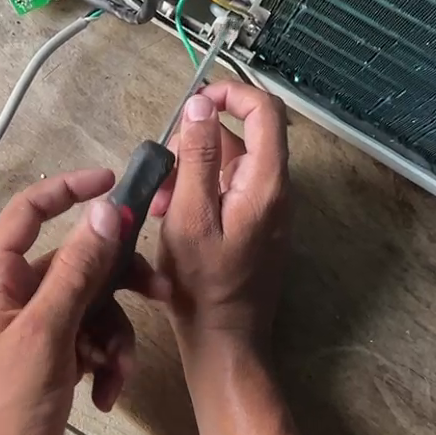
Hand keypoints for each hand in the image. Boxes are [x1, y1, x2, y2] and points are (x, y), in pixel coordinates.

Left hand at [0, 170, 139, 434]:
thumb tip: (105, 210)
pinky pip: (92, 338)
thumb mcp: (46, 333)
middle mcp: (16, 291)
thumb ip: (77, 269)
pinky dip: (105, 360)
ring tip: (117, 371)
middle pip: (77, 260)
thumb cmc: (5, 408)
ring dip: (114, 335)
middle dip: (116, 279)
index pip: (31, 210)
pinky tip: (106, 394)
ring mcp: (37, 325)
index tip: (113, 182)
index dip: (69, 188)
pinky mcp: (53, 356)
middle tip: (158, 289)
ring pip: (93, 303)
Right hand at [147, 82, 291, 351]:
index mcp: (266, 182)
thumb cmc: (202, 284)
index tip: (193, 102)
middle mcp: (275, 188)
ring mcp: (266, 206)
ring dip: (191, 168)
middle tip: (162, 167)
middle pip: (242, 135)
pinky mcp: (254, 221)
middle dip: (197, 140)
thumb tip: (201, 103)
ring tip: (160, 199)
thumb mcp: (190, 216)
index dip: (230, 93)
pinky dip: (198, 190)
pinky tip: (171, 213)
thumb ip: (197, 157)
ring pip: (229, 161)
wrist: (224, 341)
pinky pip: (226, 186)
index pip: (264, 110)